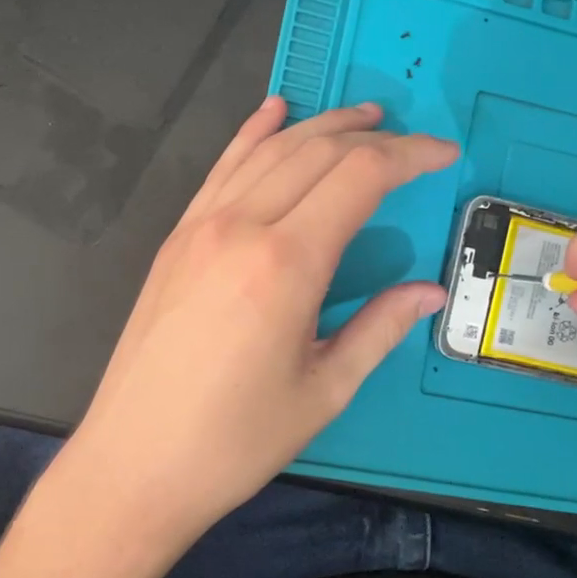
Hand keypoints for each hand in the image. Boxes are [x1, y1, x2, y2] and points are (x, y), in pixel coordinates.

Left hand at [68, 97, 457, 539]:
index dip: (409, 155)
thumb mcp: (324, 390)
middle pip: (317, 153)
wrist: (133, 466)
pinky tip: (273, 111)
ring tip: (361, 116)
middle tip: (411, 142)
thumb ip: (380, 329)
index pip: (359, 177)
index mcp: (286, 263)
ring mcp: (201, 227)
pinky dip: (252, 134)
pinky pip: (222, 169)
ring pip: (269, 151)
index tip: (443, 153)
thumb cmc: (235, 442)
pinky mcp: (177, 239)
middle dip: (372, 138)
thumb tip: (429, 292)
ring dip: (320, 127)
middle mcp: (241, 226)